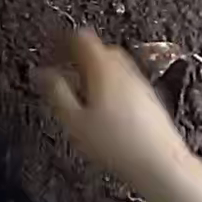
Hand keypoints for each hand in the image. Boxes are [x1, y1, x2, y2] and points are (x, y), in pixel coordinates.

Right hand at [38, 29, 201, 198]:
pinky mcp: (149, 98)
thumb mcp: (74, 120)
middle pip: (100, 49)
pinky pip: (125, 80)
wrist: (159, 163)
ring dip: (96, 68)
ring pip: (115, 64)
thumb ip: (56, 92)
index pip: (82, 38)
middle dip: (80, 54)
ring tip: (80, 85)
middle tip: (63, 64)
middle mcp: (124, 70)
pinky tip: (103, 104)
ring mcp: (140, 83)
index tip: (51, 45)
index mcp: (103, 68)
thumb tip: (42, 74)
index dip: (63, 39)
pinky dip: (110, 83)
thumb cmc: (117, 145)